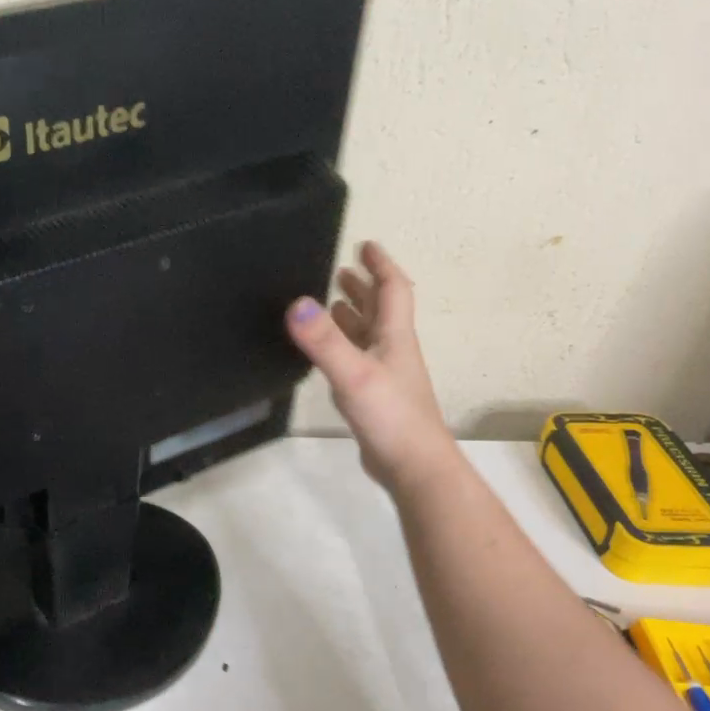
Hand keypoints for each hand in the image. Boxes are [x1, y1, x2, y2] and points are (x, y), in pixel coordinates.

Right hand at [285, 241, 459, 492]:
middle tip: (341, 270)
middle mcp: (392, 350)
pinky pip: (357, 358)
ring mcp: (384, 375)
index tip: (365, 245)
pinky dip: (343, 345)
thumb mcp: (353, 375)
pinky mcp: (374, 397)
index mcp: (394, 338)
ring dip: (353, 315)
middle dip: (363, 288)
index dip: (380, 266)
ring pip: (369, 335)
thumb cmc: (390, 416)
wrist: (412, 465)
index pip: (392, 290)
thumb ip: (325, 340)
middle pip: (382, 310)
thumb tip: (297, 303)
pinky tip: (327, 352)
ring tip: (329, 304)